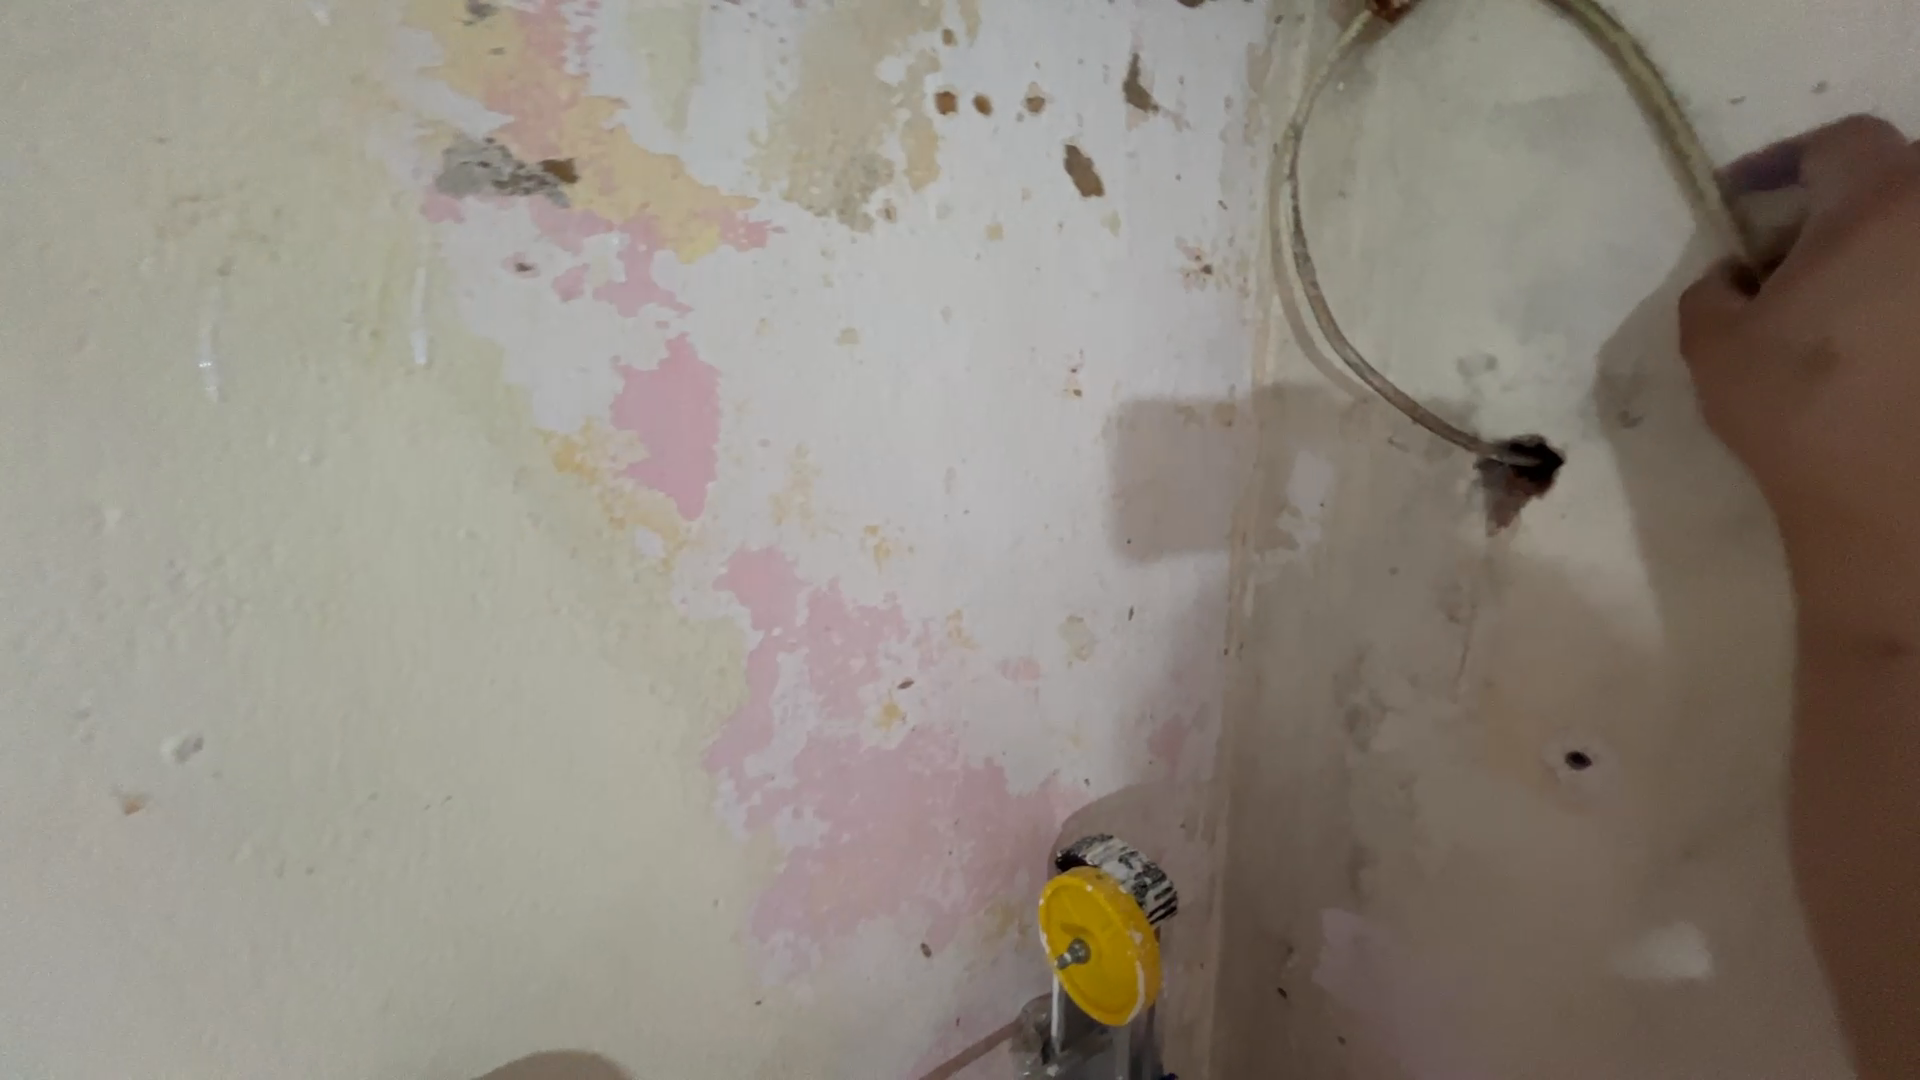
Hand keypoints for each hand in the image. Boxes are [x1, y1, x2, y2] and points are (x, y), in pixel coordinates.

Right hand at [1680, 116, 1919, 619]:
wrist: (1893, 483)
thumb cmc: (1791, 400)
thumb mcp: (1709, 342)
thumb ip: (1712, 289)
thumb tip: (1737, 271)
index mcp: (1879, 206)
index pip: (1838, 143)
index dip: (1782, 160)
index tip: (1739, 196)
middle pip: (1896, 178)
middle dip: (1835, 207)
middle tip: (1785, 256)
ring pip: (1916, 231)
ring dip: (1876, 249)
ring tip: (1835, 301)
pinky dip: (1900, 288)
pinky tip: (1876, 336)